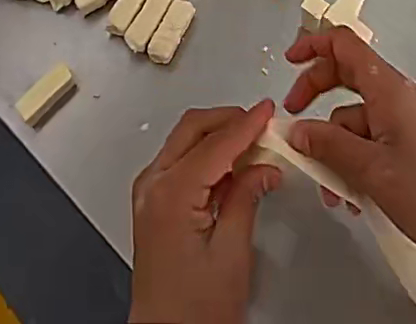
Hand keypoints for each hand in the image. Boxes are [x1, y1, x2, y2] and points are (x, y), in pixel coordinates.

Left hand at [129, 101, 279, 323]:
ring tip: (253, 144)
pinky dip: (206, 154)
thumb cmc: (194, 312)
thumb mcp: (232, 255)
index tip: (266, 111)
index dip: (245, 124)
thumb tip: (262, 167)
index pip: (214, 143)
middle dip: (228, 120)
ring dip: (217, 136)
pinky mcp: (153, 201)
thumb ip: (245, 199)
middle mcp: (153, 184)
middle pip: (192, 129)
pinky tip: (230, 166)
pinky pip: (180, 160)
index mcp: (171, 194)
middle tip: (261, 123)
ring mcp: (149, 191)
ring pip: (184, 140)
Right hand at [281, 28, 415, 273]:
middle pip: (347, 78)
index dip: (313, 45)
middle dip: (315, 98)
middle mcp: (400, 98)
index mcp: (388, 89)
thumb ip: (327, 146)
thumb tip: (296, 131)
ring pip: (359, 119)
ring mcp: (412, 124)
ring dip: (336, 146)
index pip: (345, 44)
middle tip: (295, 125)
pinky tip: (355, 197)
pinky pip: (376, 142)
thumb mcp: (371, 172)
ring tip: (331, 189)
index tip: (289, 62)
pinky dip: (358, 161)